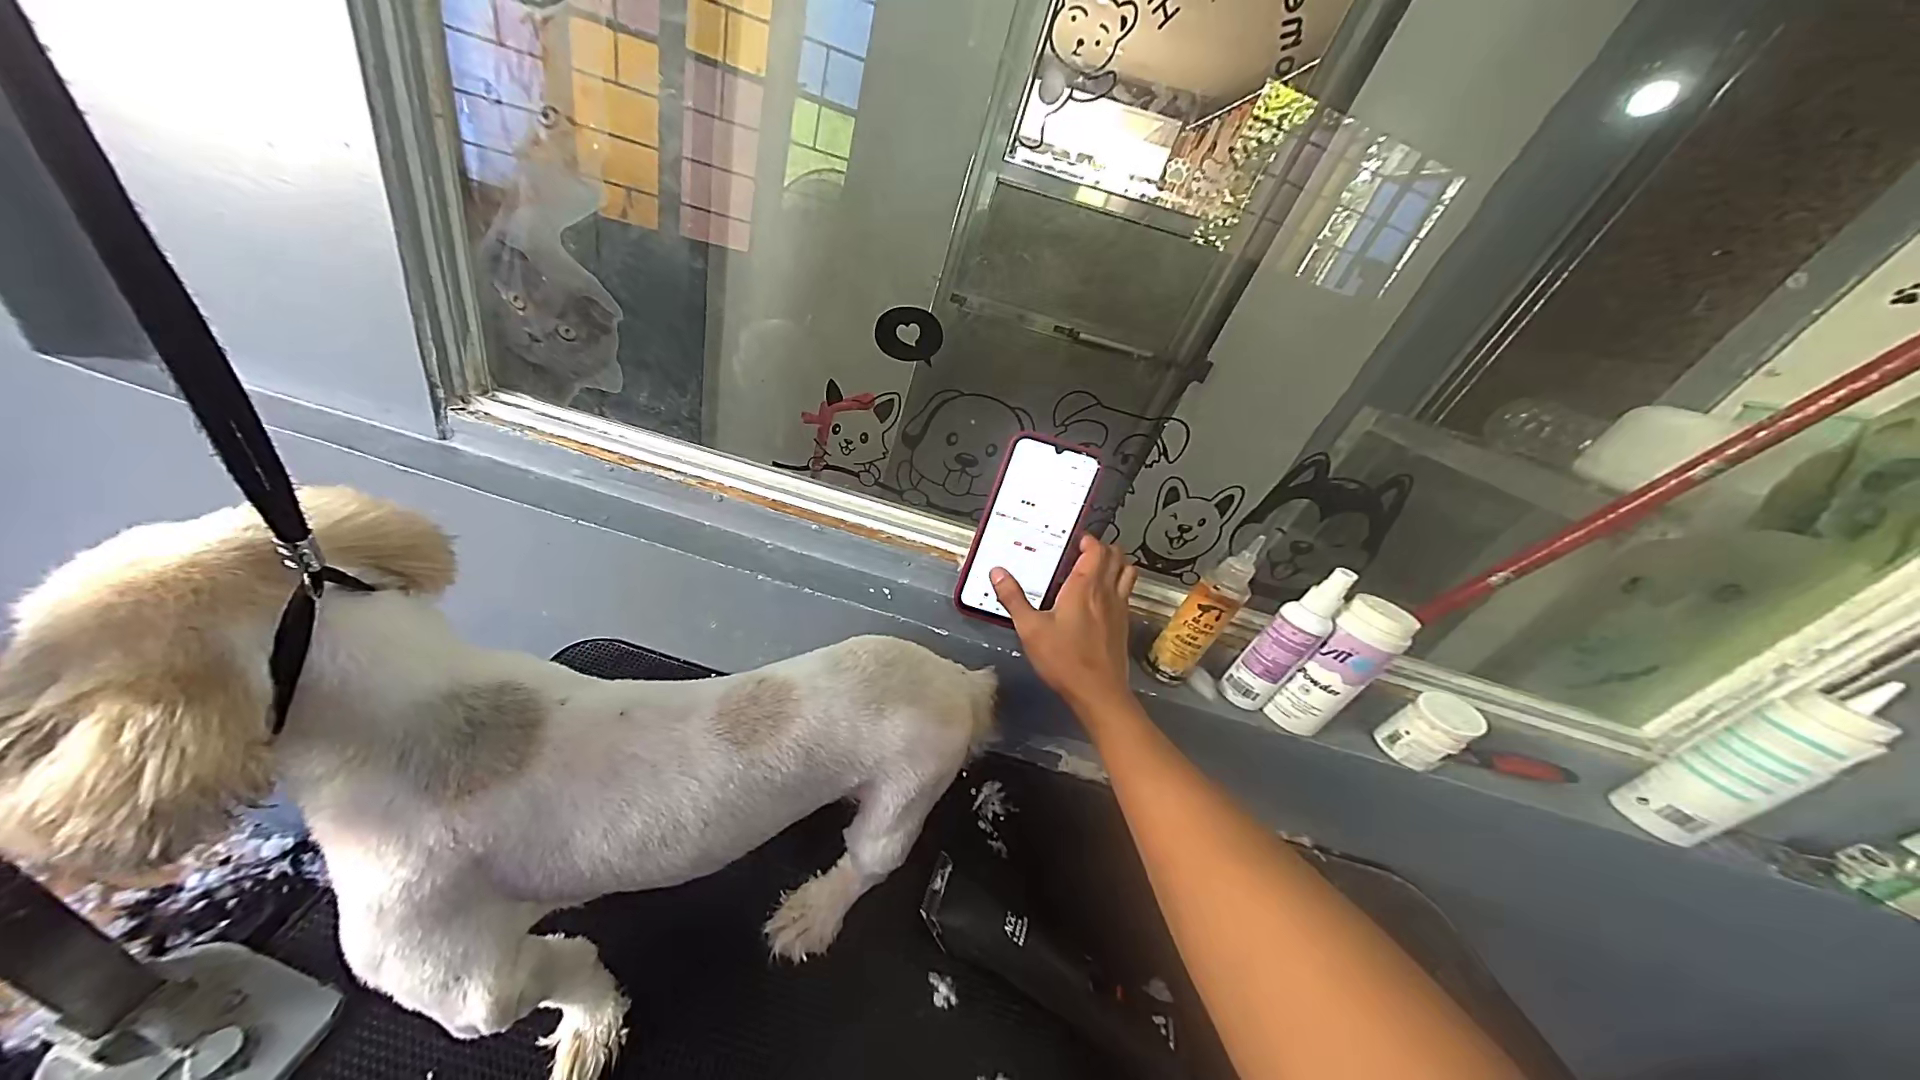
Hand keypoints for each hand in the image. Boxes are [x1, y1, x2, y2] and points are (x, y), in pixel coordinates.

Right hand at [991, 535, 1138, 713]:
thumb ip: (1013, 598)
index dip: (1088, 541)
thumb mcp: (1030, 629)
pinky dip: (1119, 585)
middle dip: (1103, 548)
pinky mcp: (1124, 625)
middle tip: (1085, 551)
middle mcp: (1107, 592)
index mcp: (1085, 586)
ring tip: (1098, 567)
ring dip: (1116, 563)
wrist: (1099, 692)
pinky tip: (1102, 598)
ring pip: (1128, 573)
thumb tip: (997, 572)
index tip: (1075, 541)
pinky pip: (1127, 593)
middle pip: (1116, 557)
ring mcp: (1120, 608)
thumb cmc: (1064, 659)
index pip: (1096, 550)